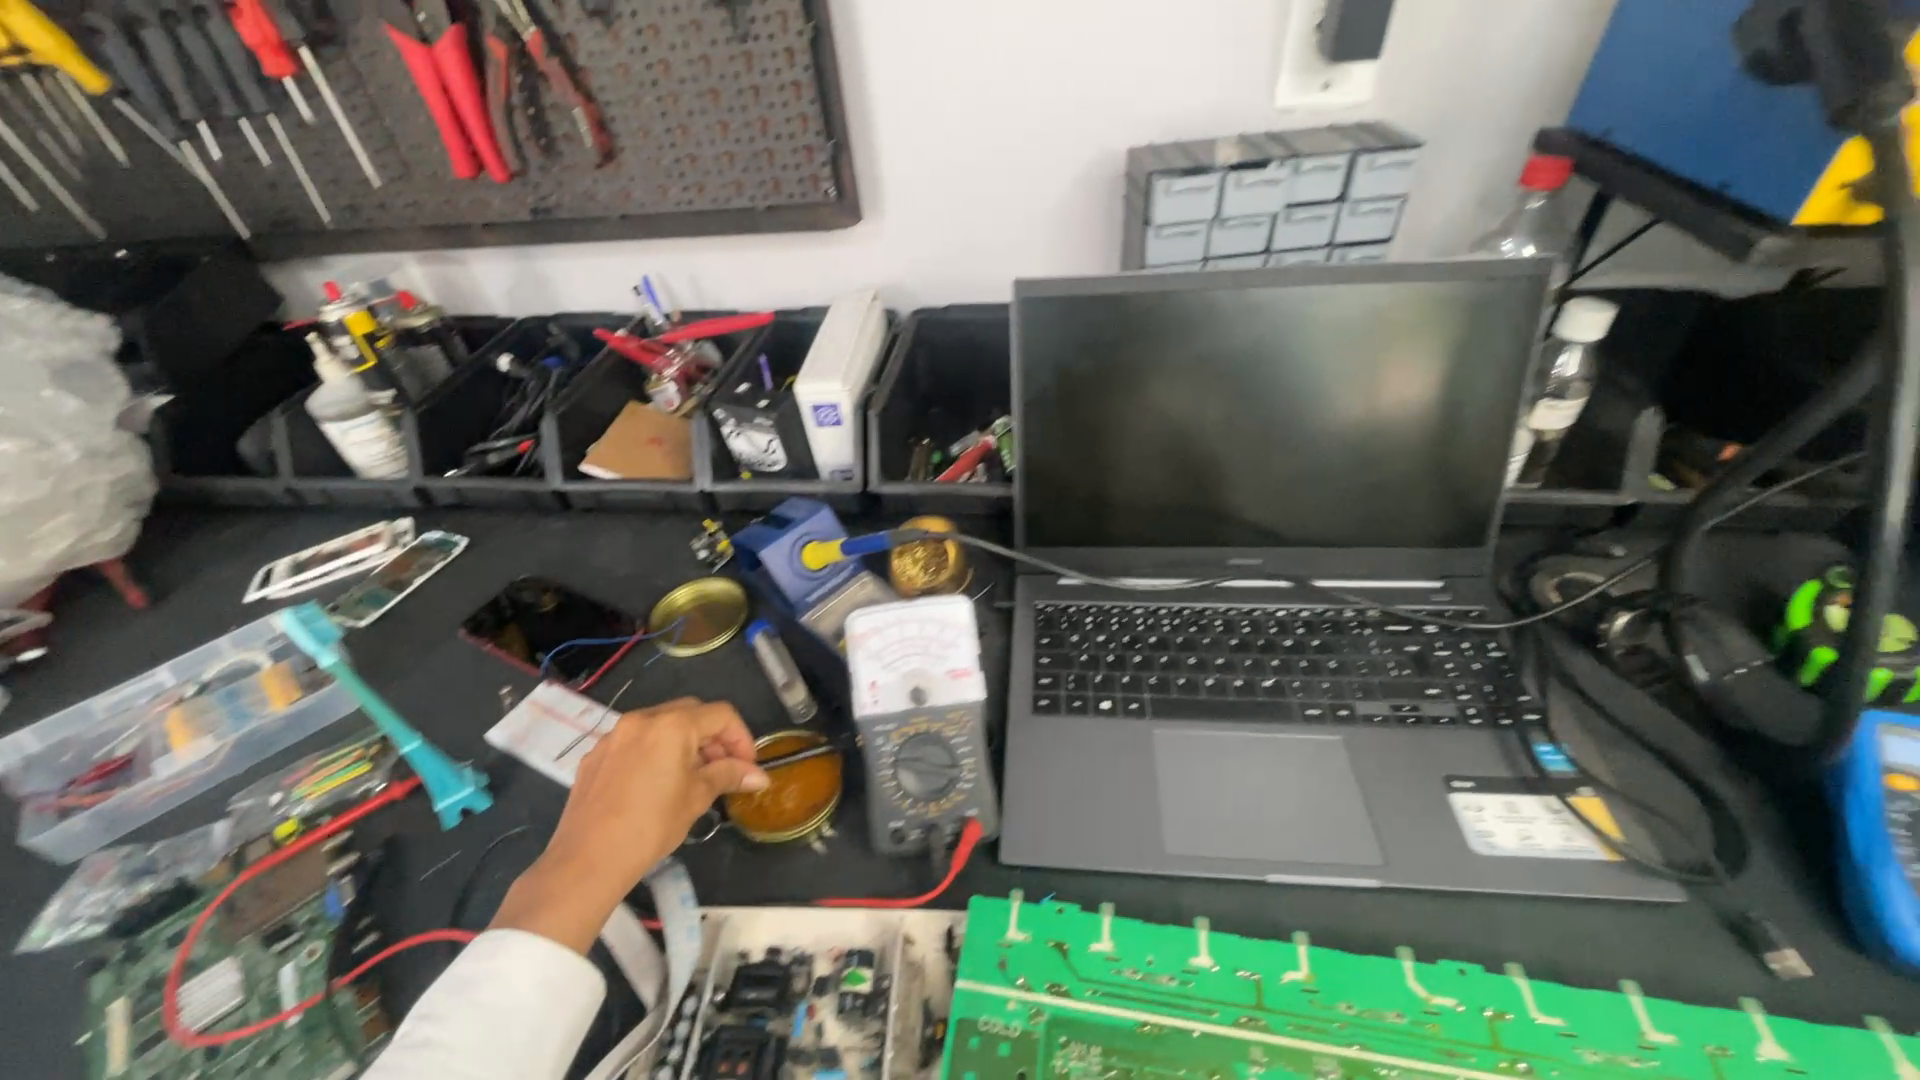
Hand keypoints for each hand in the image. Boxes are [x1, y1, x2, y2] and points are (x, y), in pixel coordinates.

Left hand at [491, 697, 768, 951]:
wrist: (586, 861)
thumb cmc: (650, 827)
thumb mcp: (697, 798)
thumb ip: (729, 776)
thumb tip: (760, 776)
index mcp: (672, 726)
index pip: (720, 715)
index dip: (741, 738)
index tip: (747, 767)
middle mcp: (641, 720)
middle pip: (690, 713)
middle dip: (713, 737)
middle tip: (723, 769)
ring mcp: (614, 736)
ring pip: (661, 725)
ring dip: (684, 743)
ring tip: (691, 778)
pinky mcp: (595, 755)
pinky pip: (635, 742)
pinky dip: (655, 752)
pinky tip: (655, 785)